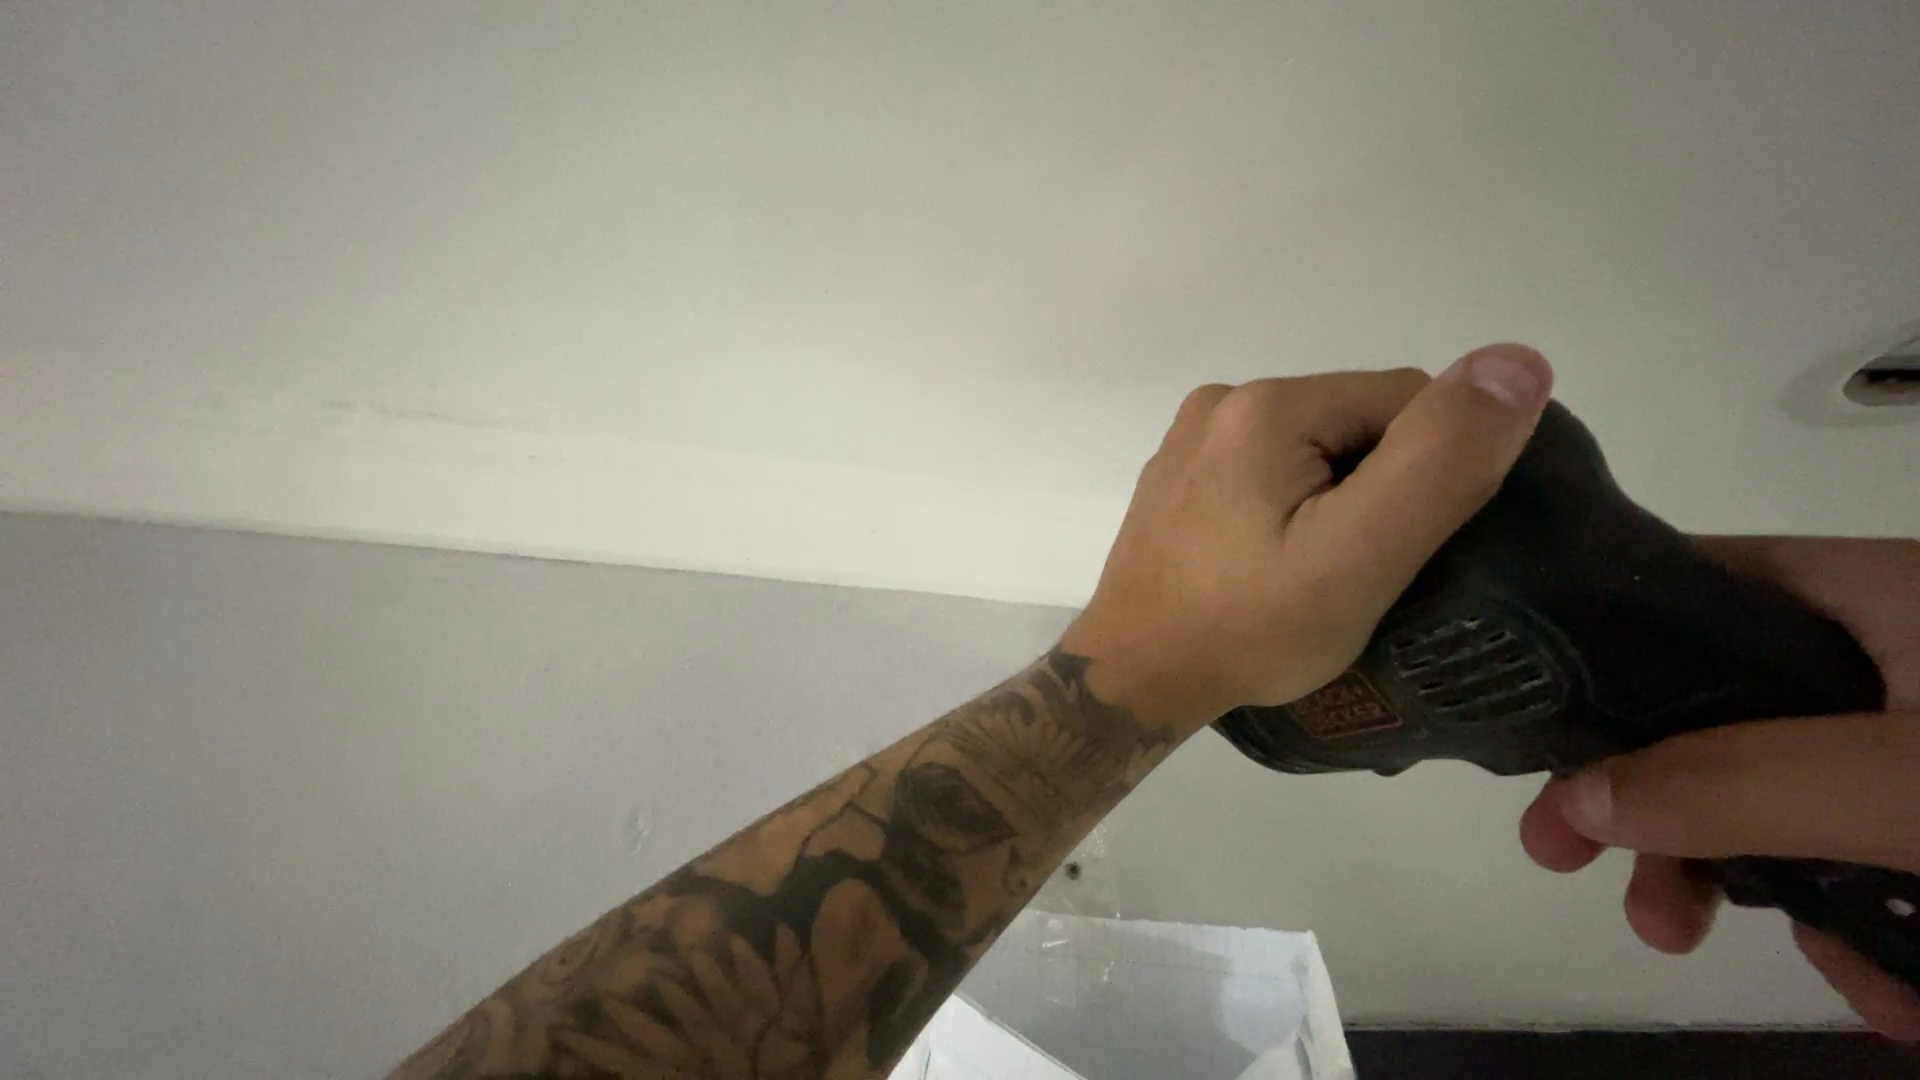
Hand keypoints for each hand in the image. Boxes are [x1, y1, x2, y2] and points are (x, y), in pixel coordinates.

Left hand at [1062, 344, 1553, 729]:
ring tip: (1314, 572)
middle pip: (1356, 423)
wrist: (1136, 674)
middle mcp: (1219, 404)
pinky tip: (1271, 561)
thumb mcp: (1359, 554)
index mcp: (1265, 404)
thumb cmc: (1246, 626)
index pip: (1407, 402)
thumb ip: (1440, 460)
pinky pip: (1264, 474)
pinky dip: (1287, 508)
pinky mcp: (1176, 481)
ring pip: (1313, 451)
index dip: (1433, 474)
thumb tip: (1515, 362)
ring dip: (1335, 500)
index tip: (1404, 548)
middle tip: (1358, 569)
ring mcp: (1189, 443)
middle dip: (1380, 487)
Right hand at [1519, 537, 1919, 1037]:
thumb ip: (1734, 784)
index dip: (1586, 632)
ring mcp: (1917, 738)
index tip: (1527, 712)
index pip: (1673, 580)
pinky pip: (1868, 853)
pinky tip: (1882, 993)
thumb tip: (1572, 804)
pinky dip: (1858, 924)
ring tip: (1708, 949)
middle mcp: (1875, 655)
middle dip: (1646, 800)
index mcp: (1862, 596)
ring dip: (1743, 883)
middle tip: (1577, 863)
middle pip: (1708, 711)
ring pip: (1780, 796)